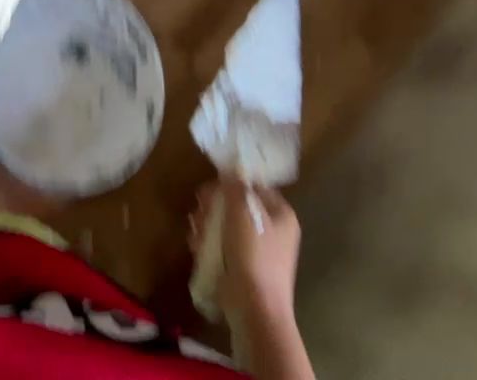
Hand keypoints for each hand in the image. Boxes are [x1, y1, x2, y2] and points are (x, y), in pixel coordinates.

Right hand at [193, 178, 300, 314]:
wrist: (254, 308)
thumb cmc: (253, 254)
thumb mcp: (243, 212)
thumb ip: (235, 186)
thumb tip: (229, 169)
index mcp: (281, 214)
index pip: (255, 187)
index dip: (232, 183)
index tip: (212, 186)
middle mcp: (271, 230)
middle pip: (236, 205)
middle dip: (214, 205)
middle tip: (200, 209)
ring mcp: (256, 250)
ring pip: (225, 225)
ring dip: (206, 223)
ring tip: (195, 229)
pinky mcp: (240, 267)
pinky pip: (221, 245)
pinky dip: (207, 243)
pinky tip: (195, 245)